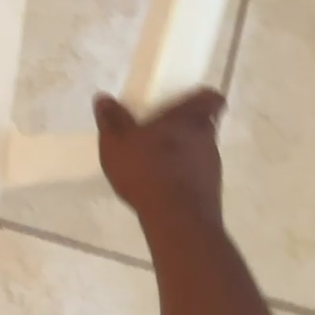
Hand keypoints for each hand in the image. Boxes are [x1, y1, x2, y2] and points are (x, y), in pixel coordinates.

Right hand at [93, 89, 226, 225]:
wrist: (176, 218)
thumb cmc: (146, 169)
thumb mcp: (115, 141)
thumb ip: (111, 119)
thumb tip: (104, 97)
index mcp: (188, 118)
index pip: (210, 97)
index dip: (198, 96)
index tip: (180, 99)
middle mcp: (206, 137)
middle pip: (201, 123)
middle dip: (179, 126)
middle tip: (152, 131)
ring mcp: (211, 164)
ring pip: (197, 148)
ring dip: (178, 150)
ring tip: (149, 161)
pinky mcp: (209, 188)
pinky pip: (193, 172)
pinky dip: (178, 173)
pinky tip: (155, 183)